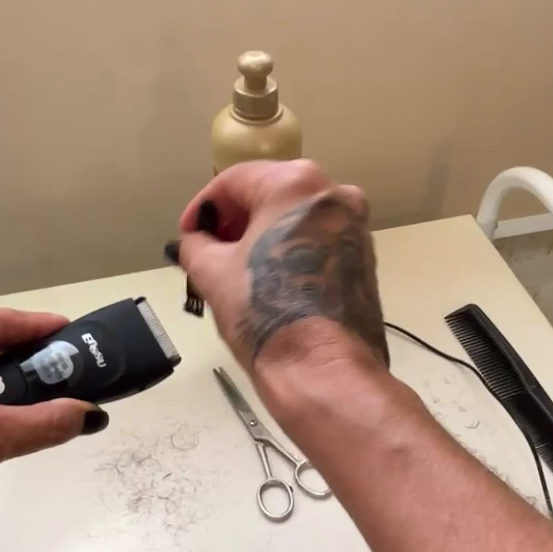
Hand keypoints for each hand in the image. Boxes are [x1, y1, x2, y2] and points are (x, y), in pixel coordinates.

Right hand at [176, 160, 388, 379]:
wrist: (324, 370)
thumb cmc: (265, 313)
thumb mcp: (211, 273)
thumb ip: (195, 244)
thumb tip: (196, 240)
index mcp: (296, 184)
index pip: (234, 181)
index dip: (201, 208)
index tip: (187, 234)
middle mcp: (334, 194)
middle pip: (270, 195)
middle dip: (234, 221)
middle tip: (208, 251)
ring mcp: (356, 226)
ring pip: (296, 219)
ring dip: (262, 237)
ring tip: (234, 270)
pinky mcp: (365, 258)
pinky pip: (317, 241)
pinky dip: (290, 252)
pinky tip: (268, 281)